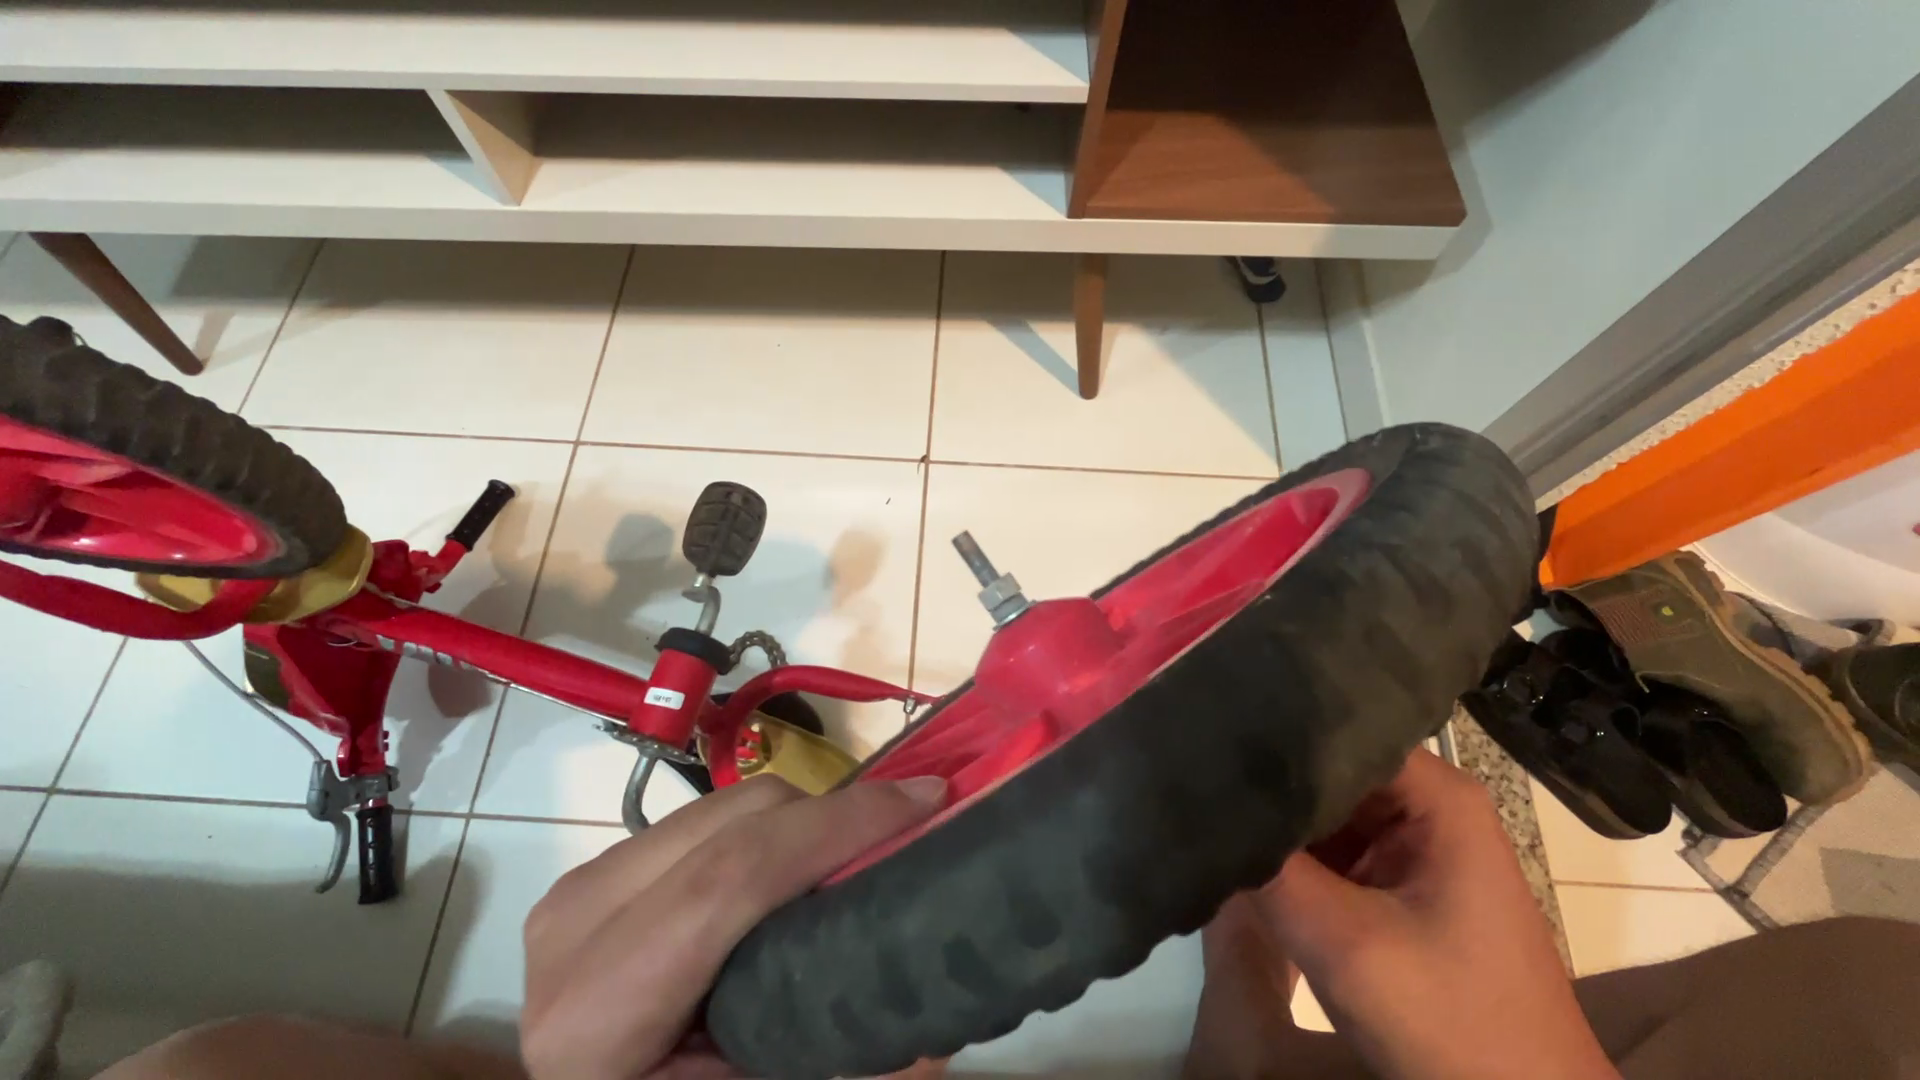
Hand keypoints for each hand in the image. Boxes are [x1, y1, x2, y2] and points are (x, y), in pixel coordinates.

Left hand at [521, 772, 946, 1079]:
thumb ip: (836, 1060)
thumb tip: (937, 1022)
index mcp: (597, 1007)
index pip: (730, 879)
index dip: (834, 829)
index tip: (925, 801)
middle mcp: (577, 923)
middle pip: (733, 822)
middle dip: (833, 812)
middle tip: (907, 829)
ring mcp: (582, 883)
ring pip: (722, 805)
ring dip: (801, 818)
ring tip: (854, 852)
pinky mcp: (598, 866)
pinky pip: (704, 817)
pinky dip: (766, 826)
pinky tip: (795, 866)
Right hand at [1186, 750, 1617, 1079]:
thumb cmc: (1449, 1018)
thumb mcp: (1344, 941)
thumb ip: (1267, 868)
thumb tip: (1198, 805)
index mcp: (1435, 795)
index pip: (1337, 729)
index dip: (1271, 732)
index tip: (1204, 733)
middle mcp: (1425, 806)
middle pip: (1326, 769)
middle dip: (1266, 781)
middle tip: (1190, 775)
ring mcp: (1412, 847)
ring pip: (1323, 812)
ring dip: (1273, 822)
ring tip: (1200, 806)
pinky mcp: (1396, 885)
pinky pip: (1330, 851)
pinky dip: (1289, 857)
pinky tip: (1237, 852)